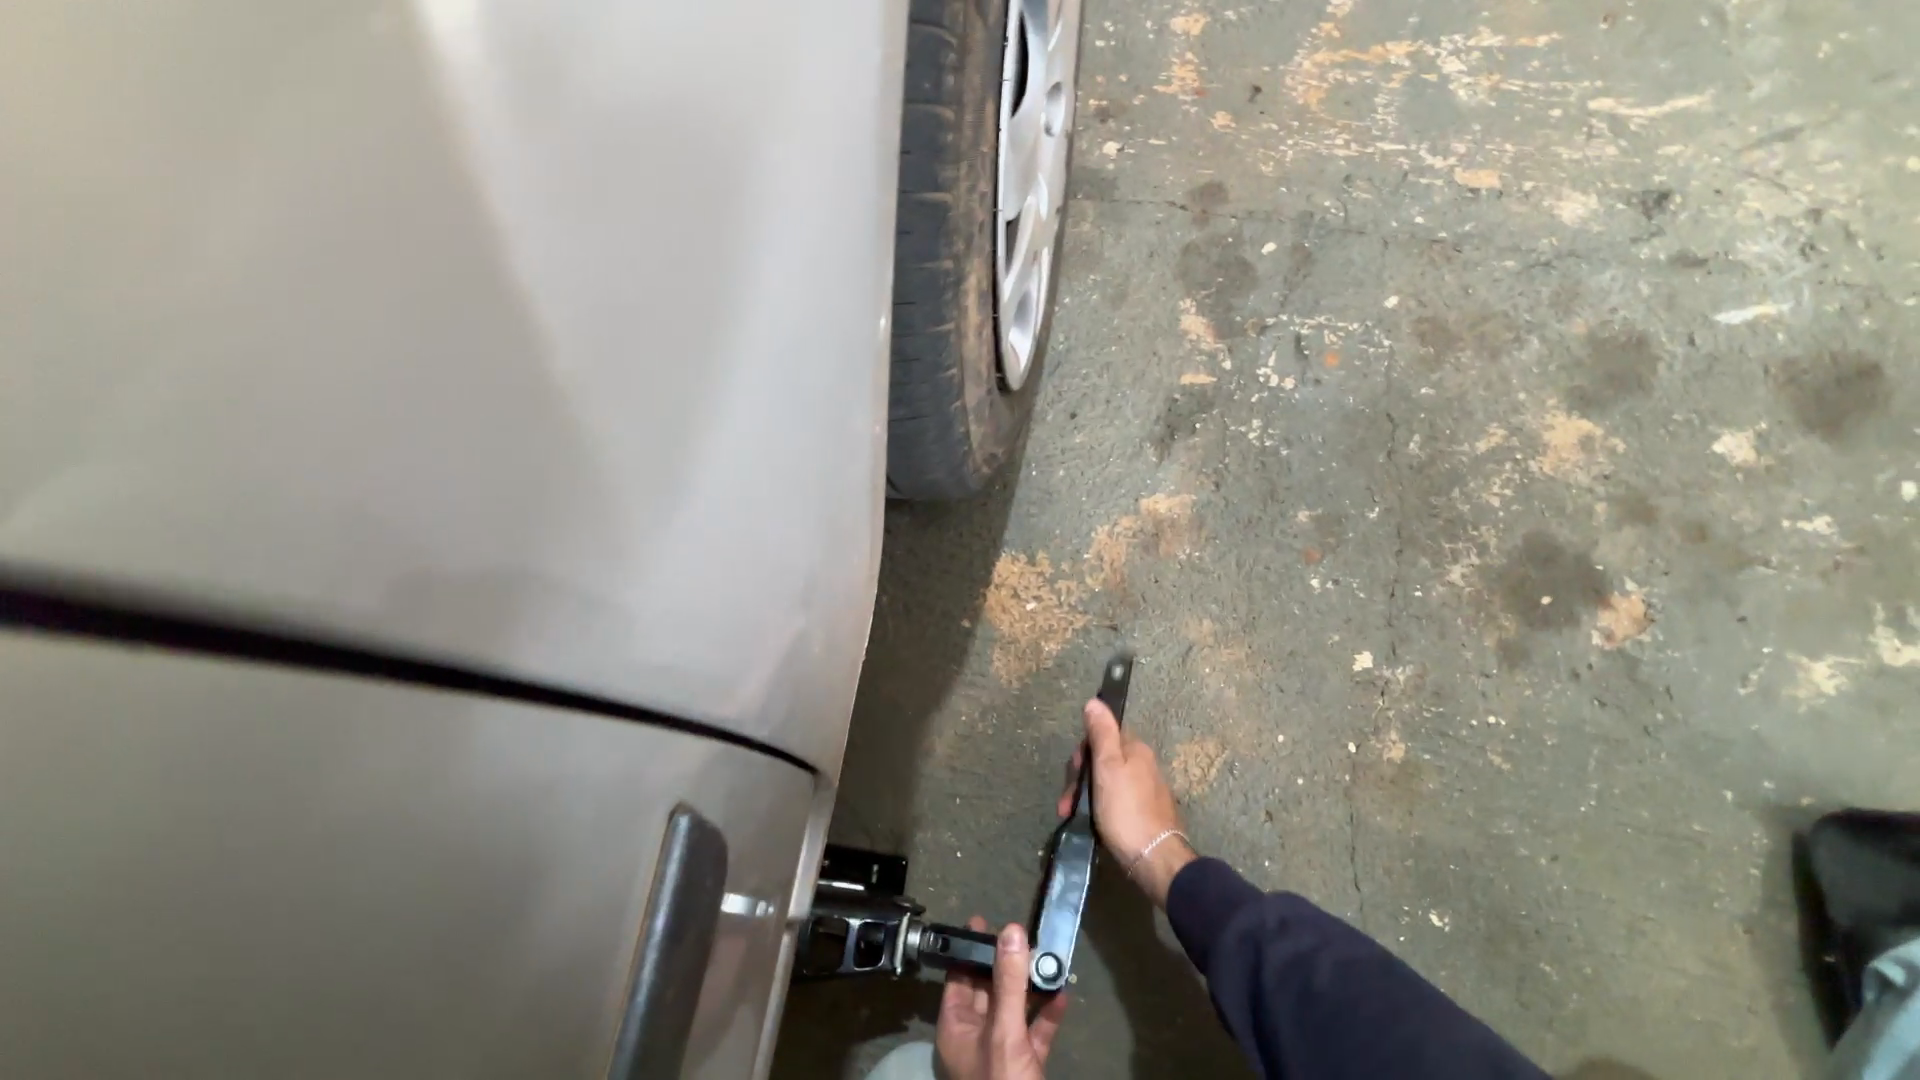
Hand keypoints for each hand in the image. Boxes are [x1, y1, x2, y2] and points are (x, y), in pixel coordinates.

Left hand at [935, 919, 1067, 1079]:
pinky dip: (1047, 1014)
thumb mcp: (1004, 1032)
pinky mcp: (1025, 1066)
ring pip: (1015, 1010)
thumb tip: (1011, 930)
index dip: (971, 950)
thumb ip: (1009, 982)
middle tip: (1025, 934)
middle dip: (1007, 964)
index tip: (984, 921)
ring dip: (1031, 987)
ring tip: (1049, 957)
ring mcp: (1000, 1053)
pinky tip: (1062, 993)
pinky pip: (1035, 1033)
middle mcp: (975, 1038)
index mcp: (956, 1029)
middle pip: (989, 991)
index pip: (959, 979)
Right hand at [1058, 698, 1196, 907]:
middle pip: (1103, 758)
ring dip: (1085, 794)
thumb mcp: (1108, 767)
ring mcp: (1145, 789)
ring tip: (1070, 814)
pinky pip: (1115, 799)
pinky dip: (1098, 807)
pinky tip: (1090, 822)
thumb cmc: (1126, 810)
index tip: (1074, 772)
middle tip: (1067, 801)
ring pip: (1106, 781)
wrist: (1155, 859)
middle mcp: (1143, 764)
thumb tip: (1094, 701)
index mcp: (1136, 749)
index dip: (1083, 751)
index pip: (1103, 734)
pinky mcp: (1144, 812)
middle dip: (1080, 777)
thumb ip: (1101, 733)